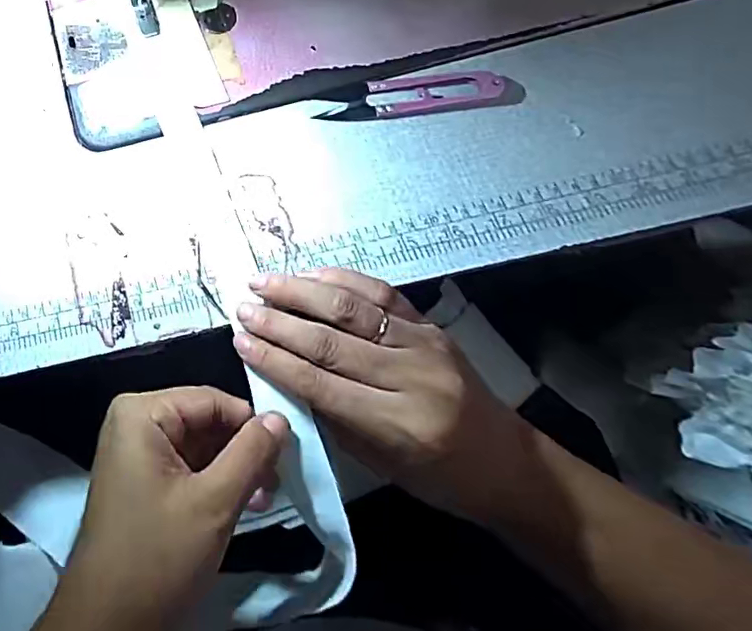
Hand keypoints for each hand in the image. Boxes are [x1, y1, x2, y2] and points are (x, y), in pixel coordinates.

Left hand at [36, 387, 288, 630]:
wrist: (111, 612)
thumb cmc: (159, 552)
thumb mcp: (213, 502)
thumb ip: (250, 455)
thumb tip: (279, 419)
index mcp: (141, 412)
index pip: (209, 399)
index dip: (251, 422)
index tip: (290, 451)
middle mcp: (134, 419)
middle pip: (203, 420)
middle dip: (243, 449)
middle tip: (281, 481)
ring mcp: (135, 448)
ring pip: (198, 444)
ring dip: (233, 468)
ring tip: (267, 497)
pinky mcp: (141, 476)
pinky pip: (185, 464)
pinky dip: (214, 481)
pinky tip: (244, 502)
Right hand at [231, 267, 538, 523]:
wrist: (511, 465)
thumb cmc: (438, 475)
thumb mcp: (377, 460)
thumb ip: (329, 413)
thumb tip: (278, 370)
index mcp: (400, 426)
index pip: (320, 384)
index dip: (274, 360)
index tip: (240, 341)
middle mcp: (414, 379)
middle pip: (330, 341)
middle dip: (279, 323)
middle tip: (243, 309)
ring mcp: (425, 345)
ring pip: (351, 309)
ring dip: (299, 292)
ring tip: (263, 283)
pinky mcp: (431, 325)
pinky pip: (380, 293)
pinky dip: (340, 279)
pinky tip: (309, 275)